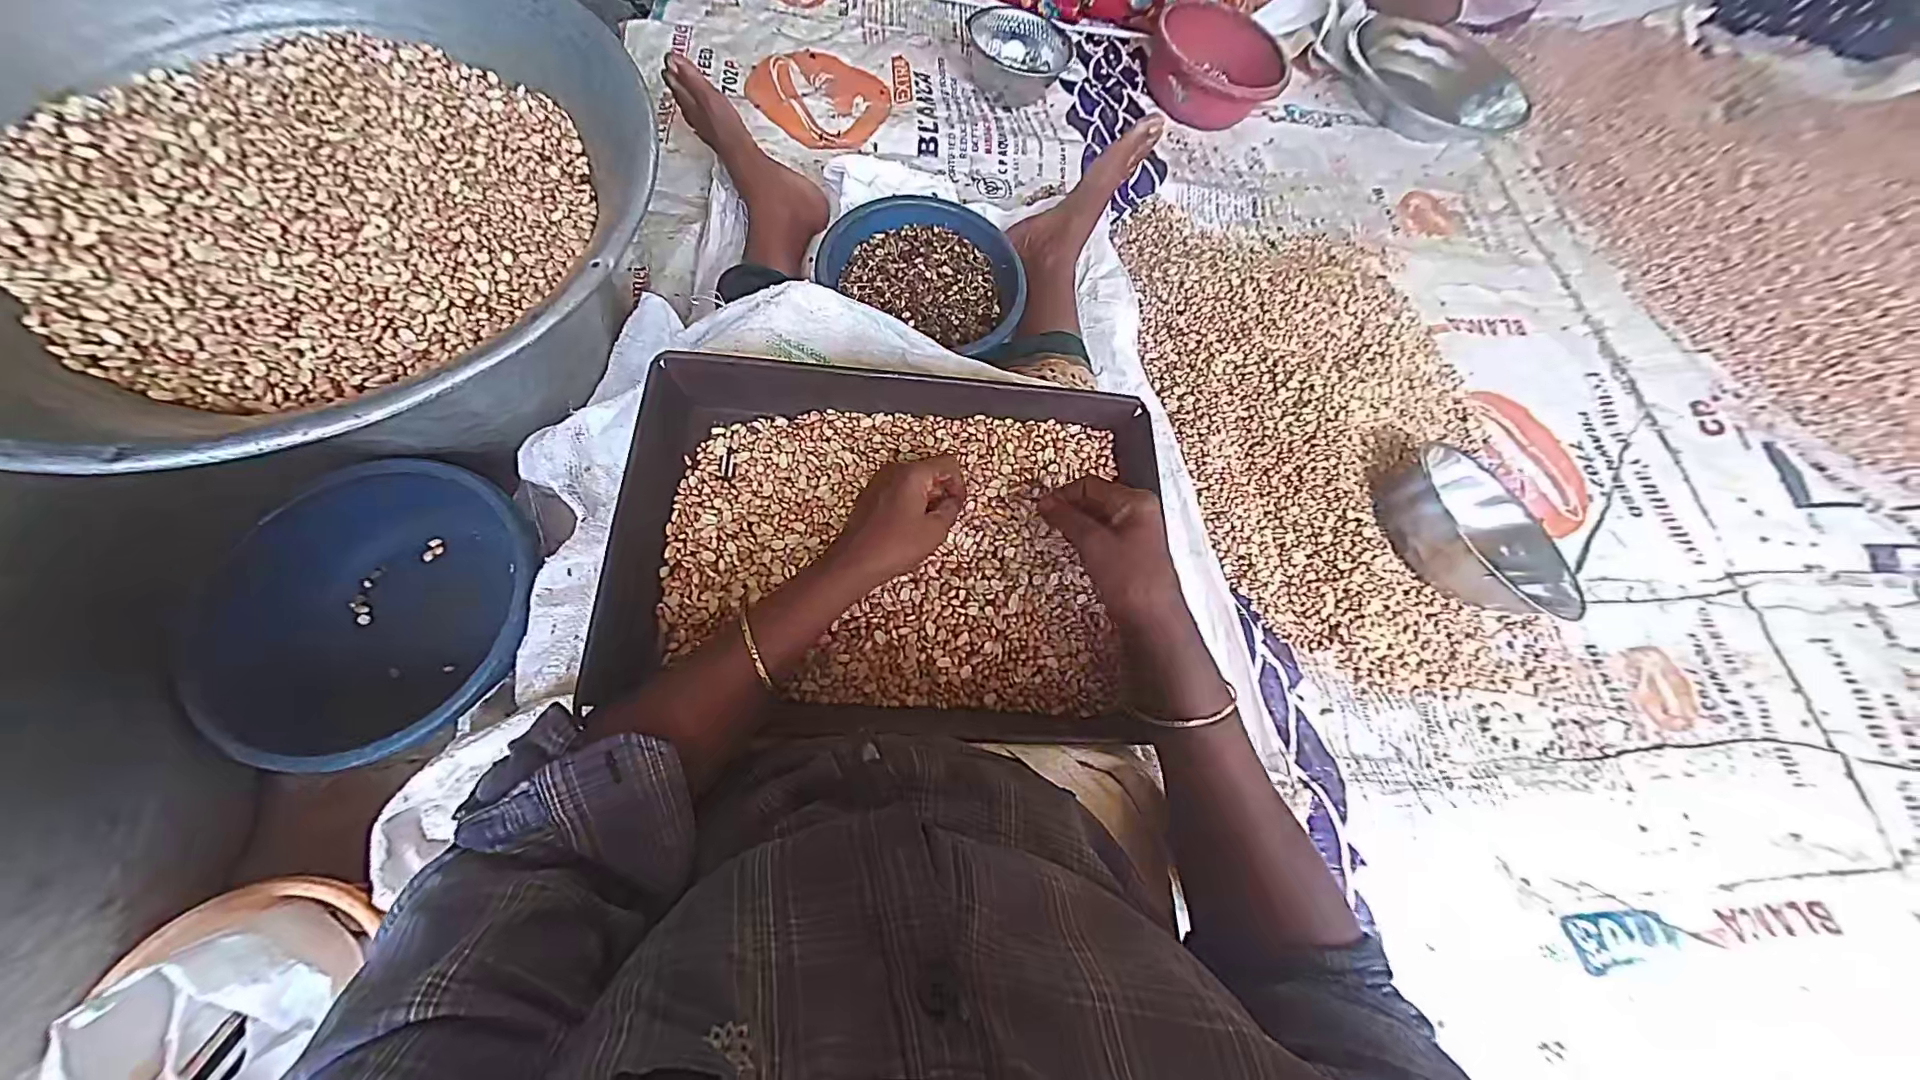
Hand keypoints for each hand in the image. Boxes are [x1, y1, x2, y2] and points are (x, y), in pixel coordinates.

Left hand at [824, 455, 966, 589]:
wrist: (854, 562)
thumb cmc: (895, 546)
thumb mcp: (935, 530)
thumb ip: (951, 508)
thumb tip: (953, 500)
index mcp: (912, 473)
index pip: (948, 464)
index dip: (959, 485)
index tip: (956, 506)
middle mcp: (894, 470)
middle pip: (929, 471)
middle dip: (941, 492)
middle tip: (943, 519)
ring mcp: (879, 481)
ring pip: (913, 482)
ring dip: (925, 499)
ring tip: (924, 526)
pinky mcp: (870, 495)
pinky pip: (897, 491)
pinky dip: (908, 503)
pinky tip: (906, 527)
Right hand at [1039, 476, 1183, 622]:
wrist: (1152, 619)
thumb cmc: (1132, 580)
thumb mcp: (1092, 542)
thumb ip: (1067, 518)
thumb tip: (1048, 503)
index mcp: (1136, 502)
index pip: (1091, 485)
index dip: (1064, 494)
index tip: (1043, 505)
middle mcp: (1139, 513)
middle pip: (1095, 499)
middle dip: (1069, 507)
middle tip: (1046, 517)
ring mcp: (1136, 534)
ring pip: (1097, 519)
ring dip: (1075, 524)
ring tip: (1056, 531)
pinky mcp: (1130, 553)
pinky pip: (1102, 536)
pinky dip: (1085, 539)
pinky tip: (1074, 547)